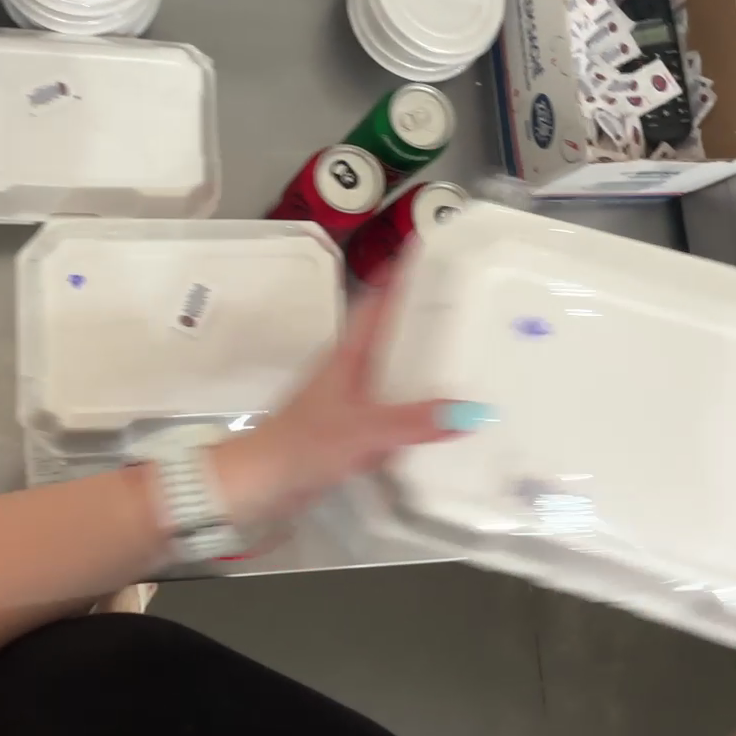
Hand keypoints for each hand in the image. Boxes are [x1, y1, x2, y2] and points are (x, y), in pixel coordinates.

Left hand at [208, 266, 492, 524]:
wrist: (262, 481)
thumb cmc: (304, 443)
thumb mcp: (363, 430)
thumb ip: (414, 422)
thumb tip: (474, 412)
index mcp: (349, 356)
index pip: (377, 305)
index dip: (398, 278)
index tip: (427, 255)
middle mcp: (351, 372)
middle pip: (392, 337)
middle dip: (426, 324)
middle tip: (473, 311)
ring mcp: (351, 402)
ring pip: (395, 376)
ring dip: (425, 369)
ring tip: (473, 361)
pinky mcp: (352, 431)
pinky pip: (394, 414)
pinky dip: (418, 413)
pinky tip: (447, 422)